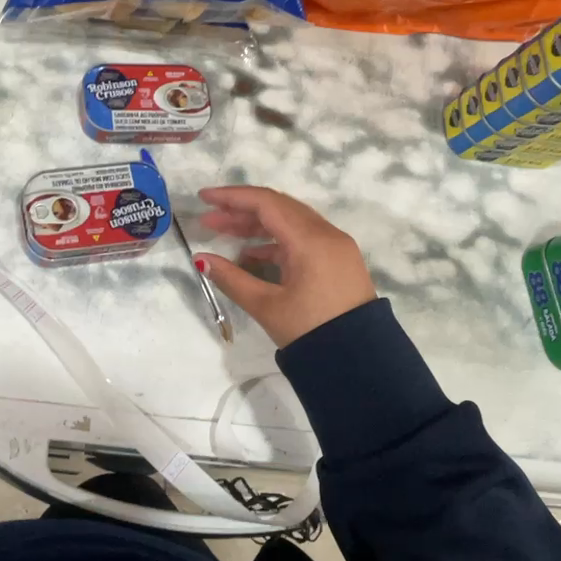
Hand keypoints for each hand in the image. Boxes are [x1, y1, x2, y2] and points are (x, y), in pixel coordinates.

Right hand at [194, 186, 376, 347]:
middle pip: (278, 208)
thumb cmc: (310, 331)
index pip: (266, 203)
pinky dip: (275, 240)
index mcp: (310, 240)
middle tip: (208, 220)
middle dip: (241, 210)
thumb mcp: (266, 306)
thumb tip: (201, 259)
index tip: (204, 198)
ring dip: (257, 225)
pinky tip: (251, 253)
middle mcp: (327, 234)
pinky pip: (303, 238)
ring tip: (224, 233)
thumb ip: (231, 278)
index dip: (232, 197)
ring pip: (291, 221)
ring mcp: (335, 246)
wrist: (359, 363)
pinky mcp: (338, 261)